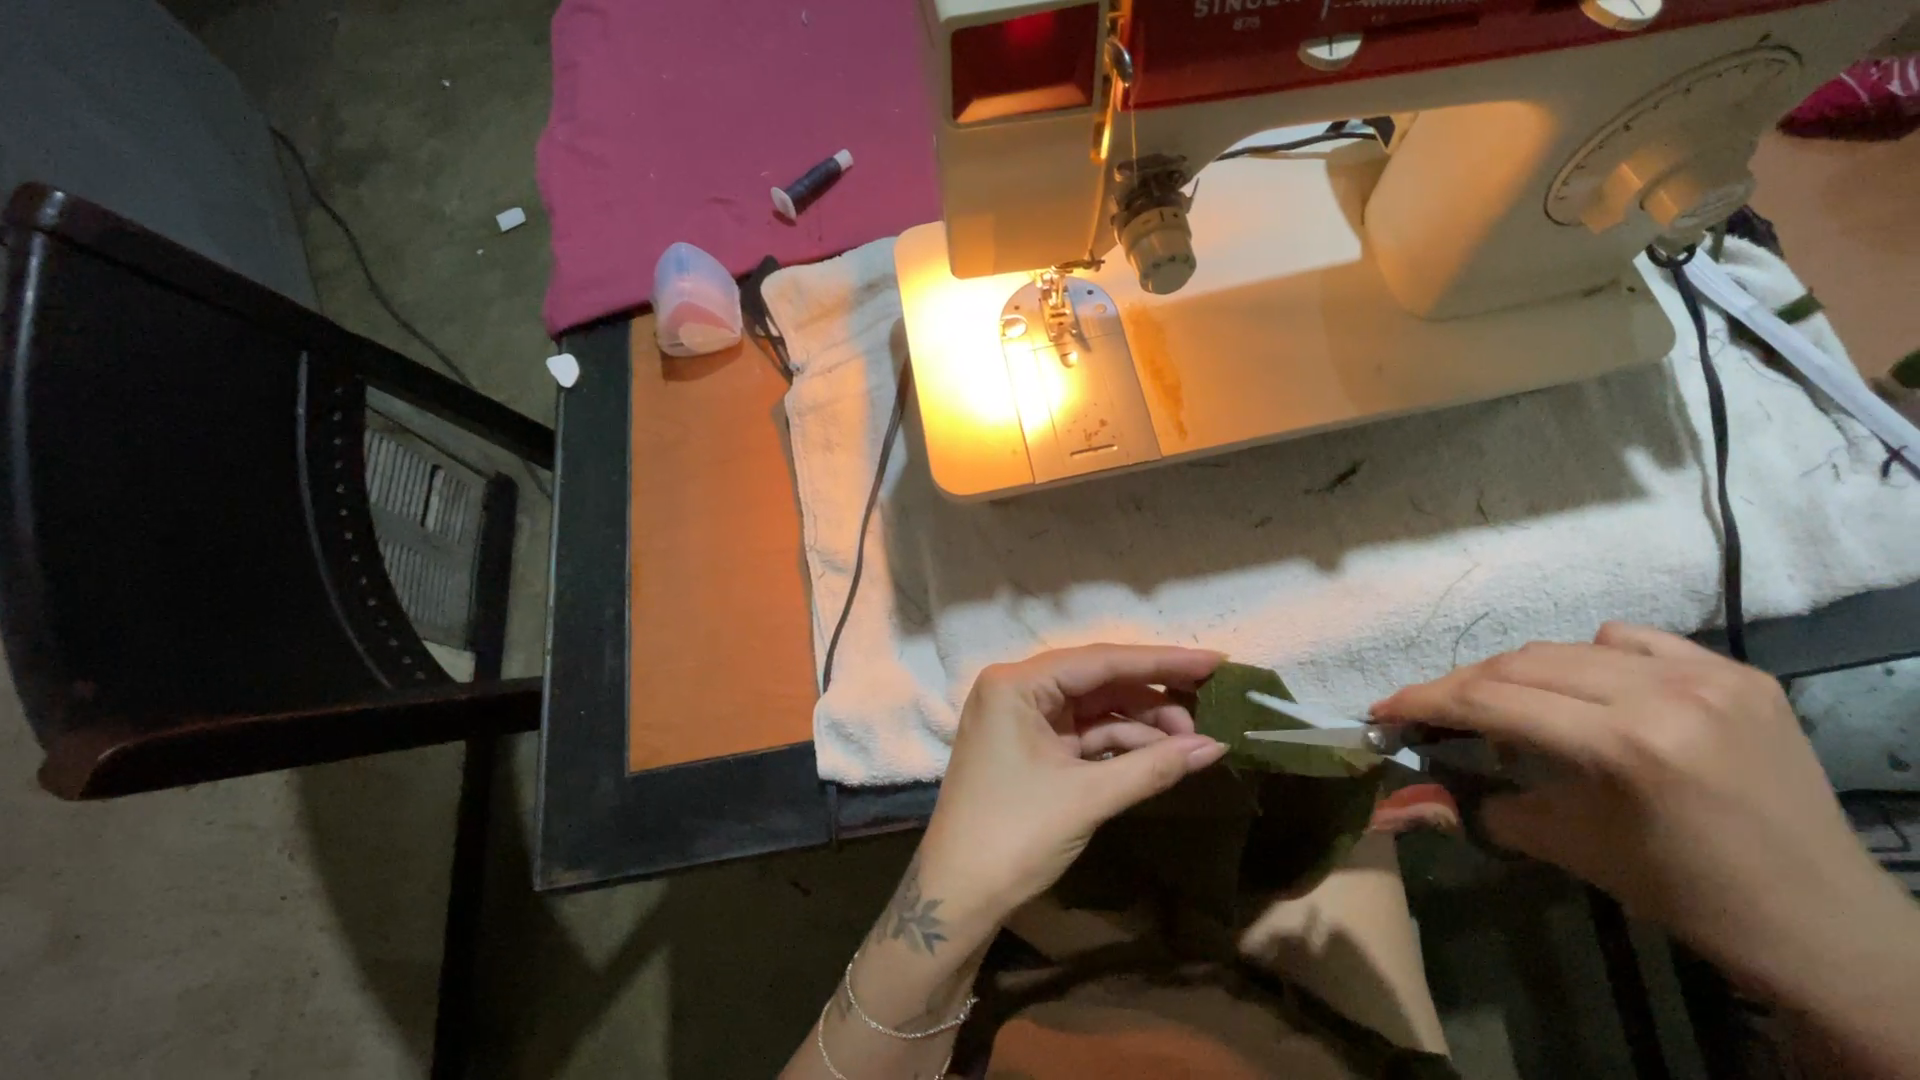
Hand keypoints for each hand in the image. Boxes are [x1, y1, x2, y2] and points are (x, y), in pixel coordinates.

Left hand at [918, 644, 1229, 921]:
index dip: (1161, 661)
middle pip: (1098, 680)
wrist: (959, 894)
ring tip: (1192, 741)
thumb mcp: (1088, 797)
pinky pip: (1084, 734)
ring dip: (1142, 724)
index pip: (1099, 660)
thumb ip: (1154, 766)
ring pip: (1095, 709)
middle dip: (1154, 696)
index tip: (1215, 661)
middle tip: (1209, 707)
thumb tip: (1216, 747)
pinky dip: (1121, 745)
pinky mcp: (1031, 750)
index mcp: (1015, 684)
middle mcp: (1016, 690)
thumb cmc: (1015, 834)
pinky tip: (1163, 755)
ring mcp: (1022, 721)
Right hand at [1371, 622, 1906, 997]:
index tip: (1383, 709)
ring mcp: (1711, 676)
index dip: (1425, 699)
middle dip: (1462, 684)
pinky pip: (1635, 641)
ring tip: (1503, 704)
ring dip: (1519, 672)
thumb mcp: (1568, 848)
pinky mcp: (1740, 674)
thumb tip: (1430, 780)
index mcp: (1626, 744)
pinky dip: (1591, 657)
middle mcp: (1668, 693)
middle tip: (1429, 710)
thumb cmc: (1685, 894)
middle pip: (1522, 662)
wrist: (1820, 921)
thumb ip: (1487, 802)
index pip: (1493, 699)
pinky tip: (1589, 689)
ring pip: (1570, 646)